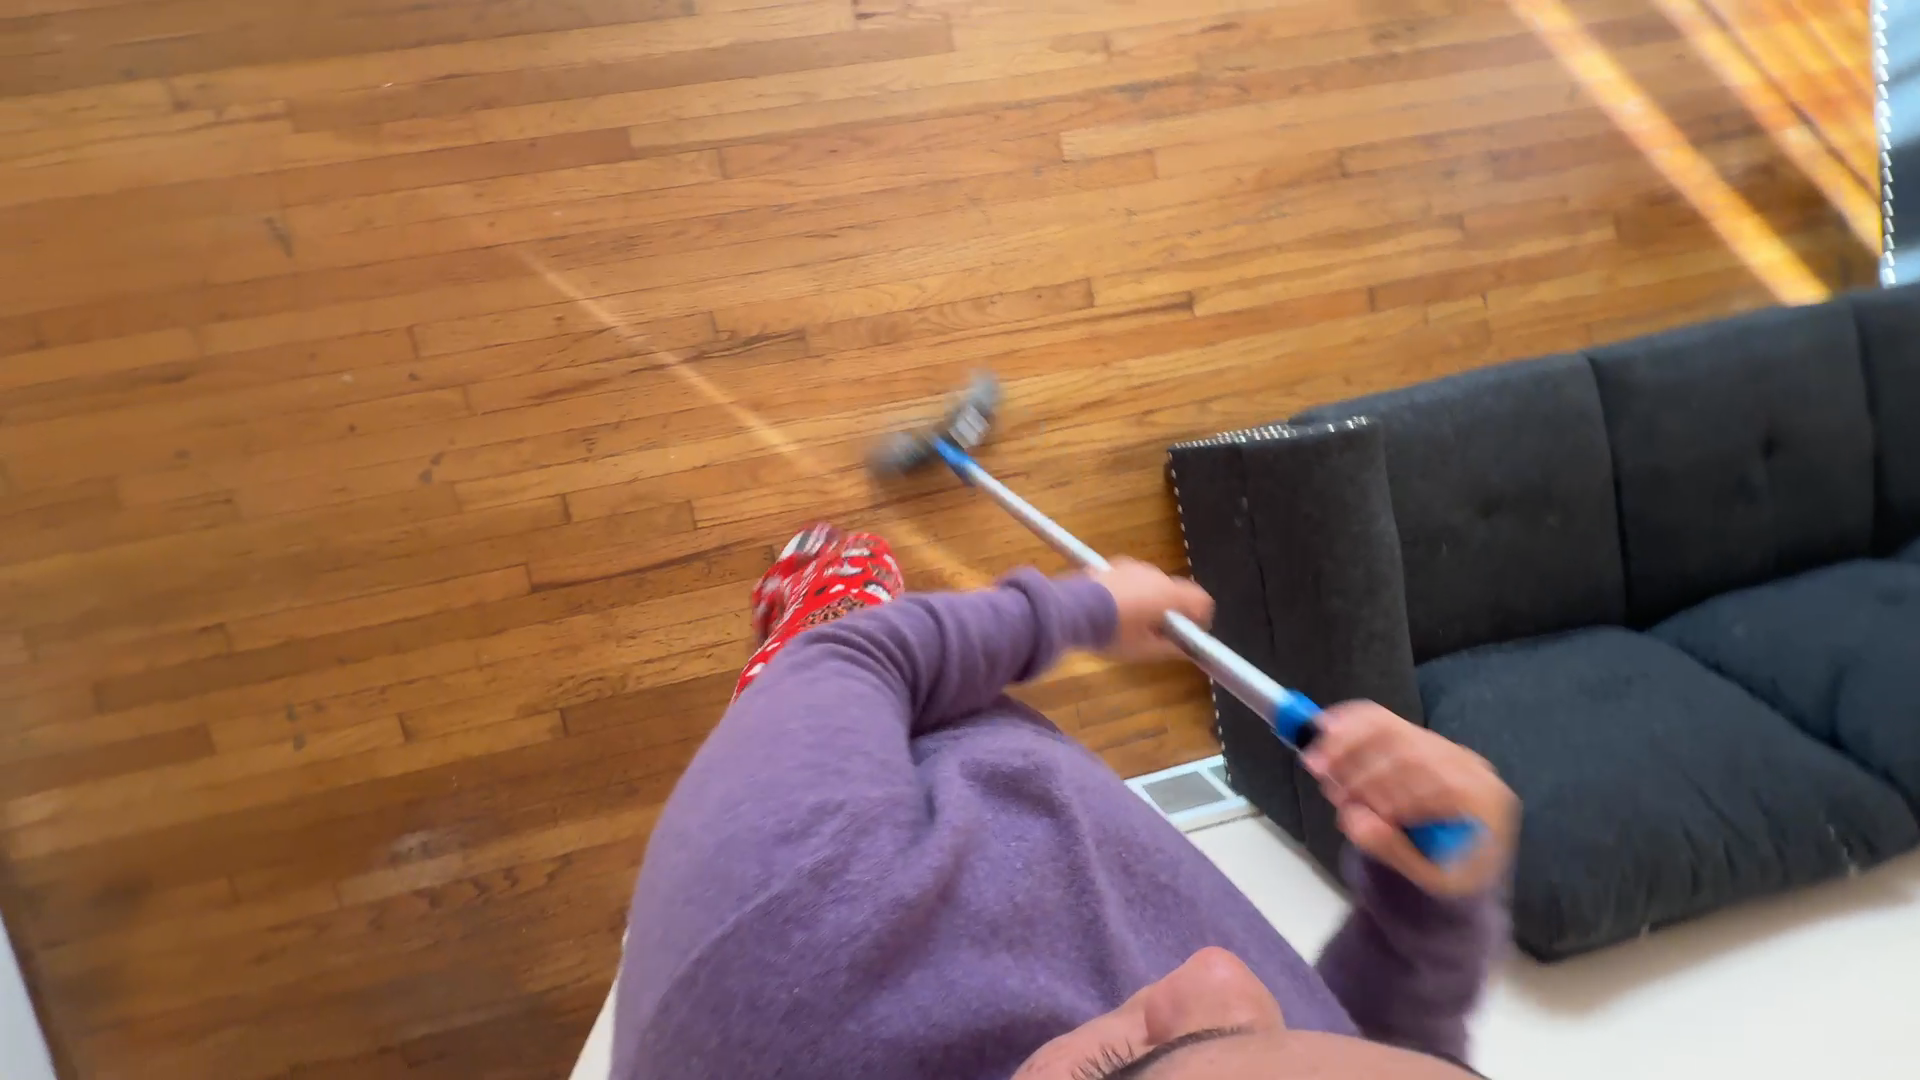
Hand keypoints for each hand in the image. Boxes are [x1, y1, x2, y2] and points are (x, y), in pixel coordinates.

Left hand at [1086, 558, 1214, 661]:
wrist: (1072, 609)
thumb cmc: (1114, 632)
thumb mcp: (1145, 650)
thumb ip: (1172, 648)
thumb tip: (1186, 649)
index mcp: (1169, 594)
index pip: (1200, 599)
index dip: (1199, 616)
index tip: (1192, 631)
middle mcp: (1154, 574)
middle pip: (1173, 590)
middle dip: (1170, 609)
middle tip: (1157, 632)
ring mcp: (1131, 566)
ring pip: (1150, 583)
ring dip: (1148, 598)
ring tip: (1131, 621)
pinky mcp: (1111, 565)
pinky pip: (1130, 579)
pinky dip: (1130, 591)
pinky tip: (1114, 608)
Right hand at [1302, 701, 1518, 896]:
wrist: (1463, 855)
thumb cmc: (1452, 869)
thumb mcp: (1430, 876)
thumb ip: (1395, 850)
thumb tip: (1355, 819)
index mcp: (1484, 798)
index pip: (1438, 782)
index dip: (1391, 792)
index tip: (1352, 809)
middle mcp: (1466, 763)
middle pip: (1408, 750)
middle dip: (1361, 770)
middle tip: (1329, 792)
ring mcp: (1440, 745)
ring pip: (1388, 728)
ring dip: (1345, 745)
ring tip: (1318, 768)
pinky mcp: (1416, 736)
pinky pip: (1379, 719)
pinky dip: (1347, 723)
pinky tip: (1322, 729)